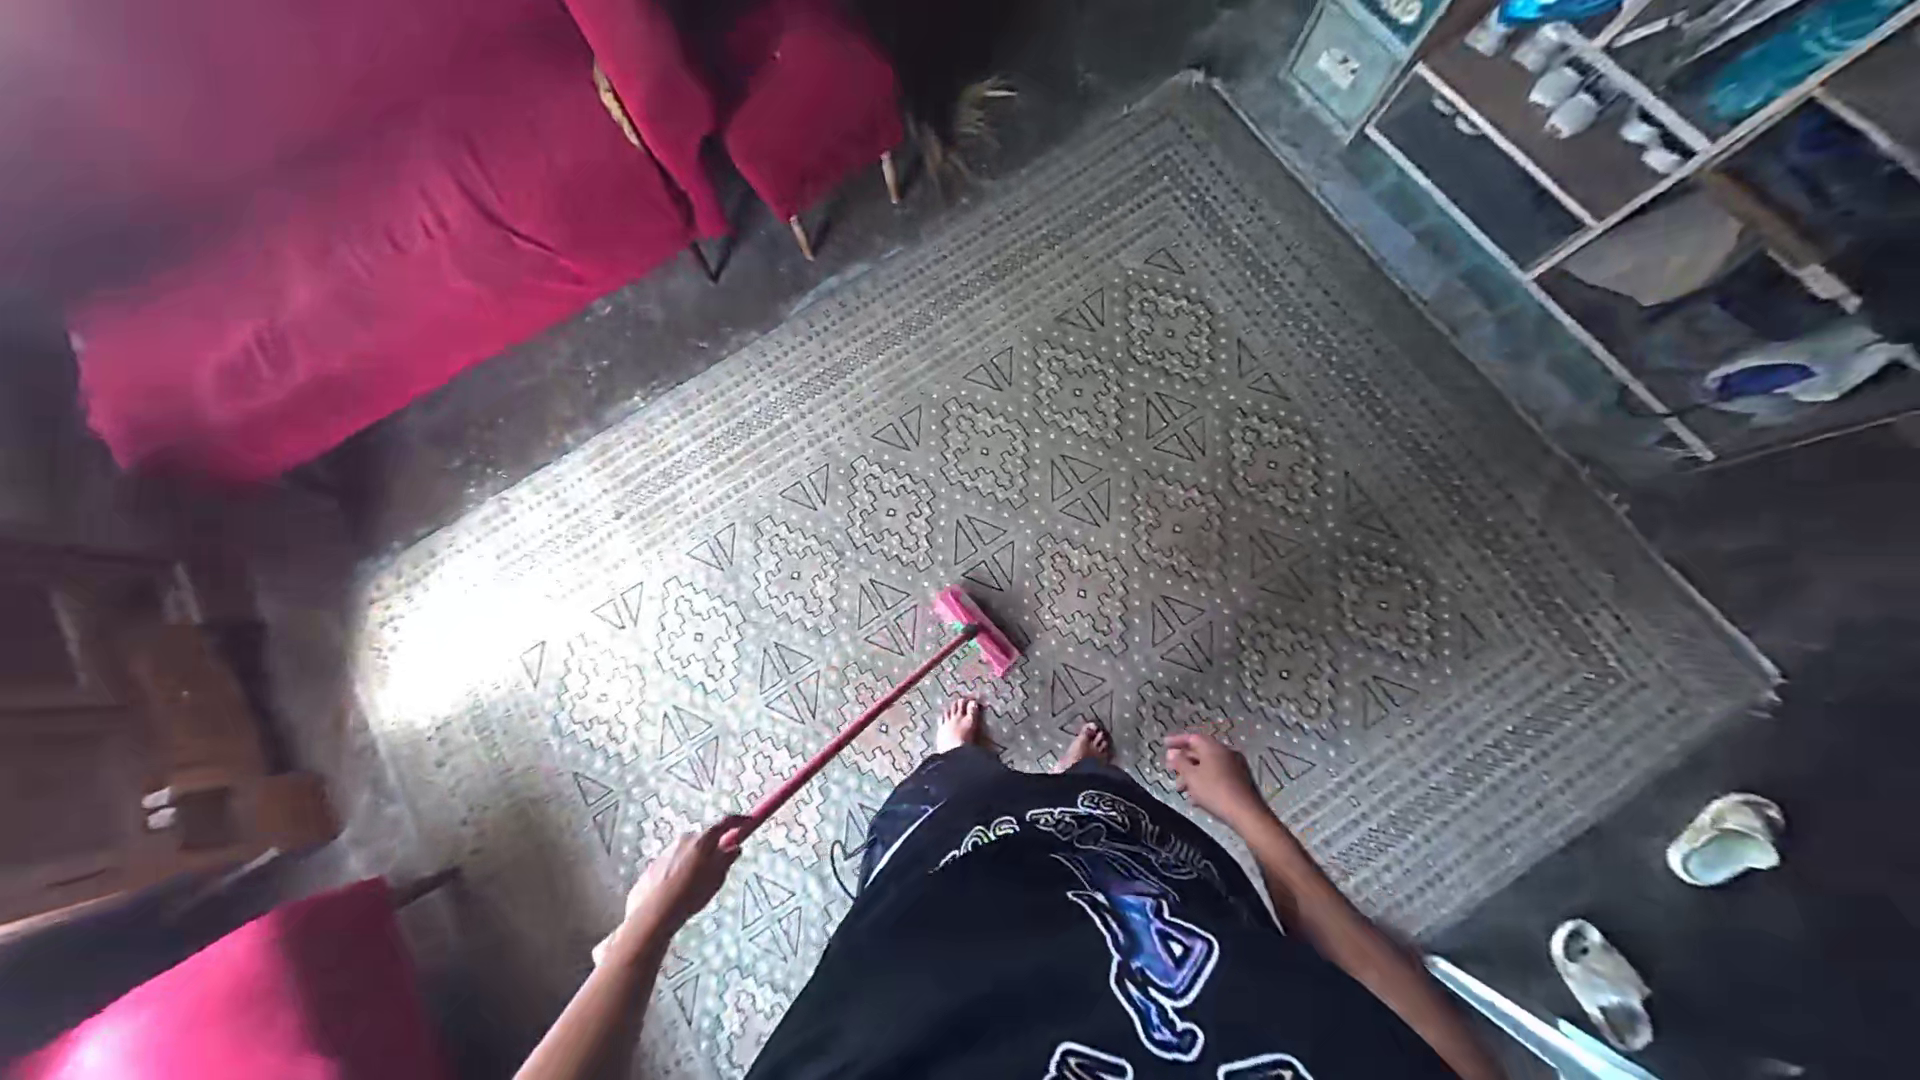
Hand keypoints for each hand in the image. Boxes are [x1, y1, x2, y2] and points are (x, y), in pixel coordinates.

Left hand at [623, 815, 750, 934]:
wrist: (652, 915)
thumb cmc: (690, 895)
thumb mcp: (716, 879)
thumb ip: (726, 860)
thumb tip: (734, 848)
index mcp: (702, 840)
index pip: (725, 823)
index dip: (738, 821)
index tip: (746, 821)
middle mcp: (683, 840)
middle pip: (703, 838)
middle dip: (711, 848)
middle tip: (715, 866)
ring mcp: (665, 852)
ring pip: (686, 852)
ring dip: (693, 861)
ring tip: (692, 887)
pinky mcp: (651, 867)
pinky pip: (670, 865)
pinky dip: (676, 873)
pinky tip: (676, 892)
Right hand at [1164, 732, 1272, 829]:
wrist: (1247, 814)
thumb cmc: (1214, 791)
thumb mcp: (1191, 776)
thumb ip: (1179, 762)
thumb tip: (1172, 753)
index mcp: (1213, 747)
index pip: (1192, 737)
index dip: (1176, 740)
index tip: (1164, 744)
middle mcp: (1225, 752)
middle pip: (1200, 752)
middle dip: (1183, 761)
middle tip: (1170, 769)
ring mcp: (1235, 766)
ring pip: (1208, 766)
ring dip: (1193, 774)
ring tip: (1181, 788)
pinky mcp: (1240, 780)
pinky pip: (1217, 775)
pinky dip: (1205, 781)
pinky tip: (1196, 797)